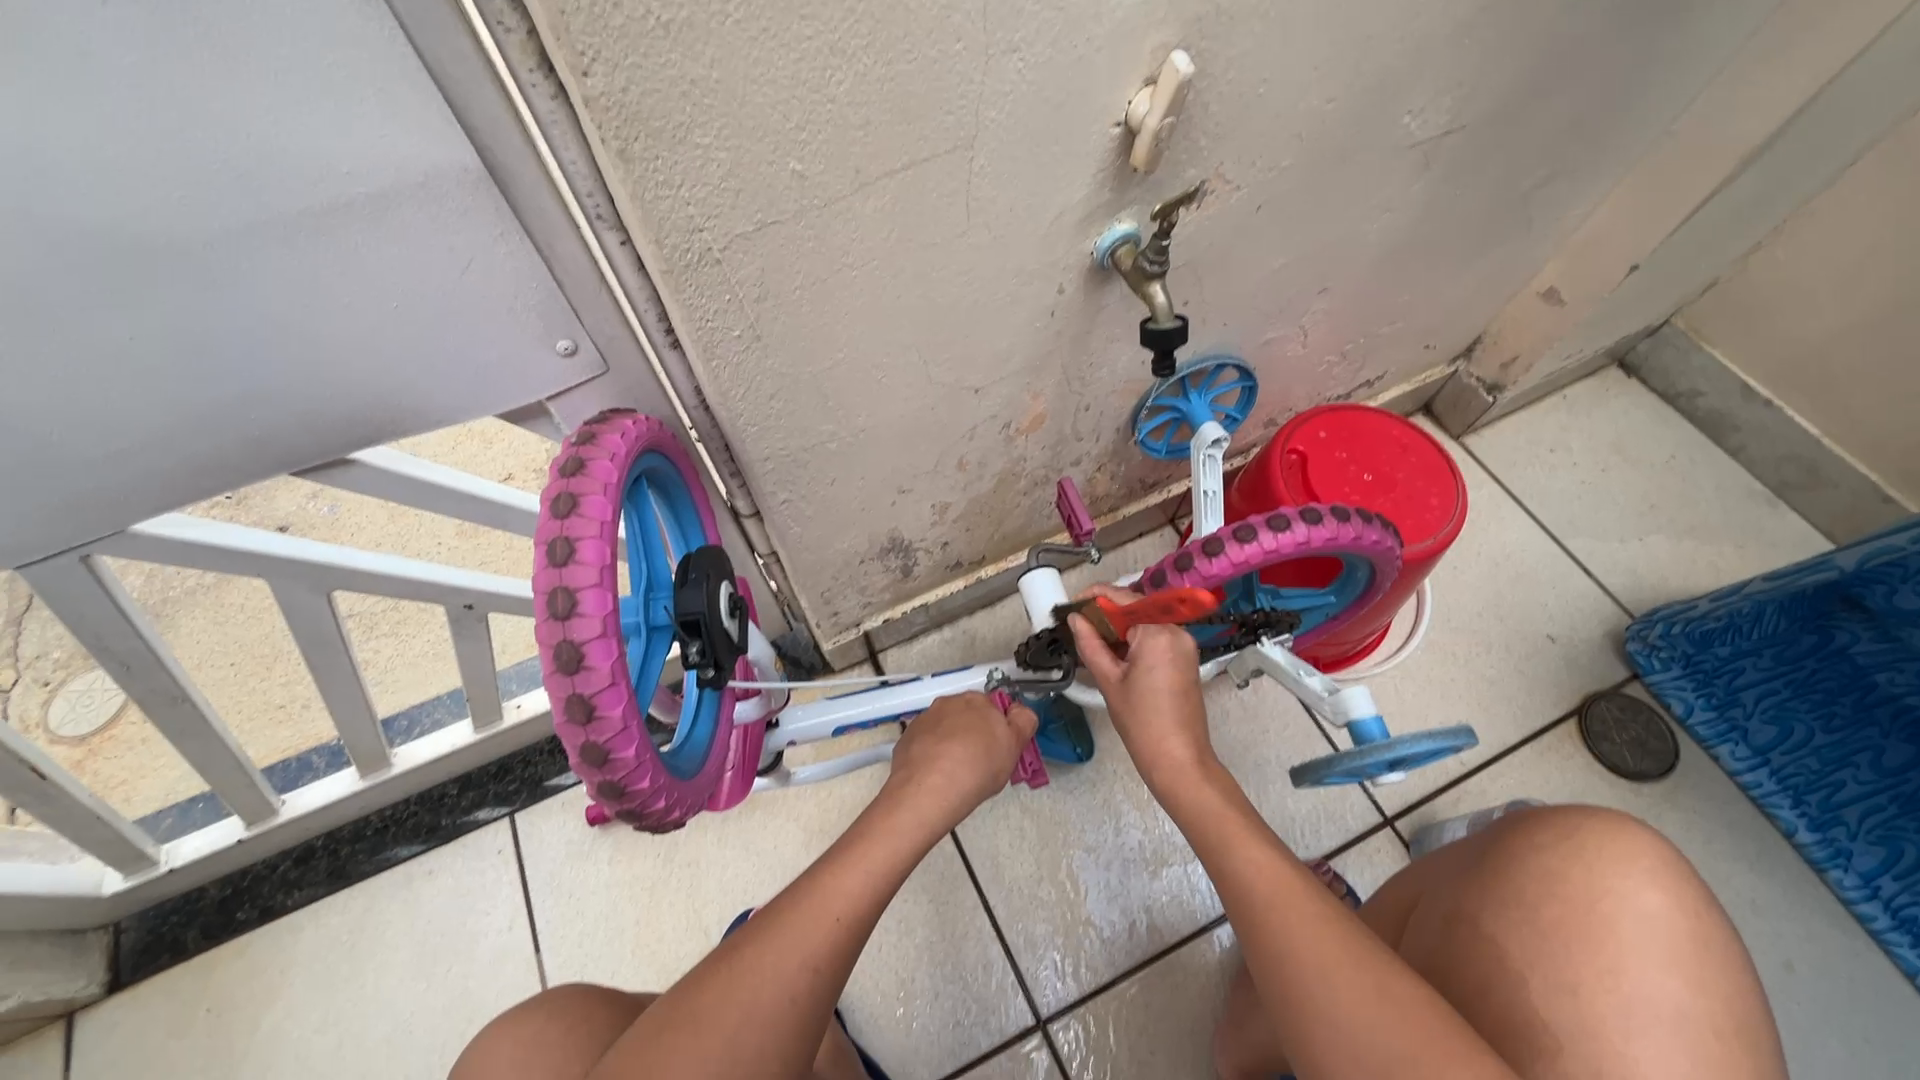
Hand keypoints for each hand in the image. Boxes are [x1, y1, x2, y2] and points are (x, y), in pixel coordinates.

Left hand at [885, 692, 1038, 829]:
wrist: (930, 788)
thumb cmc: (979, 767)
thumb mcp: (1015, 746)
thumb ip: (1023, 722)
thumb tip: (1020, 711)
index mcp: (977, 701)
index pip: (993, 707)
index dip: (998, 729)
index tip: (998, 750)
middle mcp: (948, 703)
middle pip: (966, 716)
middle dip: (972, 733)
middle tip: (979, 763)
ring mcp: (924, 719)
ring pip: (943, 729)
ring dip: (950, 743)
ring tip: (955, 773)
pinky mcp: (906, 738)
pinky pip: (924, 743)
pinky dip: (930, 754)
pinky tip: (935, 776)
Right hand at [1069, 587, 1216, 790]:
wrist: (1178, 758)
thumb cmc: (1143, 723)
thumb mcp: (1109, 680)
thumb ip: (1090, 644)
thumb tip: (1076, 620)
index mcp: (1158, 633)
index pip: (1123, 599)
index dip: (1096, 598)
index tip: (1074, 604)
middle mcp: (1176, 632)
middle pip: (1137, 608)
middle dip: (1107, 614)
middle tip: (1079, 625)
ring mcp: (1184, 644)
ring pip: (1146, 622)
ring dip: (1120, 627)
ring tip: (1092, 640)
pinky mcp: (1185, 658)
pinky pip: (1156, 637)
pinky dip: (1135, 640)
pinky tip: (1113, 653)